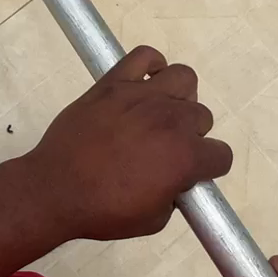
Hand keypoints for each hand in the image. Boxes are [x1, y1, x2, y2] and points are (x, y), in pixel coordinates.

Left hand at [19, 45, 231, 242]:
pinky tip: (143, 83)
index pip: (221, 155)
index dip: (207, 168)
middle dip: (188, 135)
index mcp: (185, 157)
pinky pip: (143, 56)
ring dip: (178, 97)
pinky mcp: (113, 84)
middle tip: (162, 148)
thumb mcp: (154, 219)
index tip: (188, 174)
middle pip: (202, 116)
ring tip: (157, 113)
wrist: (56, 189)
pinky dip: (150, 64)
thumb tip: (176, 178)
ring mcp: (141, 96)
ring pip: (184, 79)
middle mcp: (171, 120)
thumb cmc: (104, 210)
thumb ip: (175, 194)